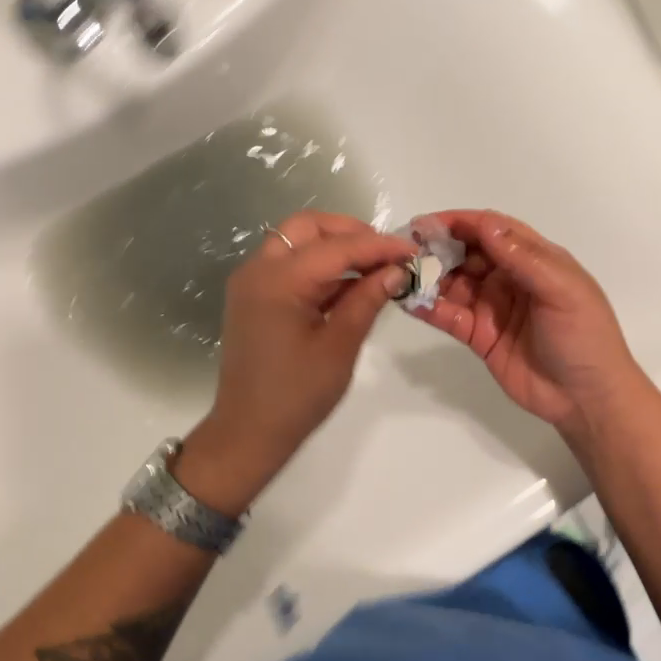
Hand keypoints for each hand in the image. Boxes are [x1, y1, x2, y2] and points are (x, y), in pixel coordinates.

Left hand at [175, 211, 416, 515]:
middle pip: (307, 228)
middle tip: (386, 253)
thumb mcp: (339, 347)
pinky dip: (317, 266)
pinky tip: (348, 285)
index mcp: (278, 280)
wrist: (247, 432)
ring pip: (295, 243)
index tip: (412, 249)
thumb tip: (395, 271)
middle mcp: (257, 270)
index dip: (378, 245)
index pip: (337, 247)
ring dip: (333, 248)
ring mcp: (251, 283)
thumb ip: (366, 301)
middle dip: (350, 233)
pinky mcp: (252, 299)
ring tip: (374, 268)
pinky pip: (287, 266)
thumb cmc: (296, 395)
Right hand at [409, 210, 646, 435]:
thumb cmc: (584, 337)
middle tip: (406, 251)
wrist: (586, 397)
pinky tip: (411, 303)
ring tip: (403, 276)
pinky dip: (430, 308)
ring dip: (430, 277)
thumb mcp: (561, 290)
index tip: (428, 224)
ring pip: (454, 284)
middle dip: (439, 249)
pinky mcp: (480, 337)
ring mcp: (493, 308)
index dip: (461, 223)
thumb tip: (485, 224)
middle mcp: (510, 278)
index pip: (492, 230)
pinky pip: (450, 317)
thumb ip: (522, 258)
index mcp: (535, 259)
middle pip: (468, 254)